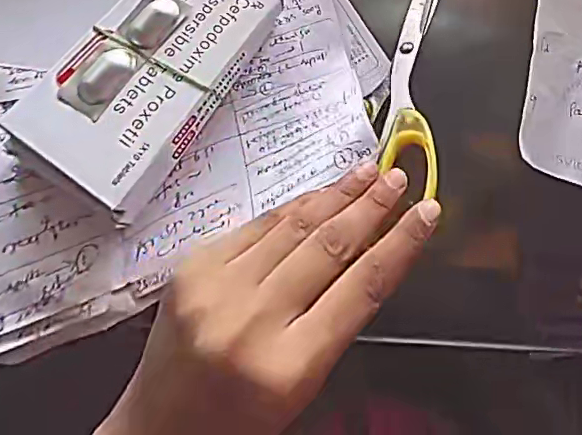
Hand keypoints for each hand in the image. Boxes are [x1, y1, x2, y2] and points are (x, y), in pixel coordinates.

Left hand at [98, 162, 440, 434]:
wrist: (155, 432)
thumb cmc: (239, 419)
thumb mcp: (302, 383)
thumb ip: (337, 318)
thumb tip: (373, 248)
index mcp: (287, 368)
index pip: (362, 288)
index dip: (401, 243)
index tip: (427, 212)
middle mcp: (252, 323)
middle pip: (331, 246)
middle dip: (373, 205)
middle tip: (398, 179)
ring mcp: (218, 290)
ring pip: (296, 224)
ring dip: (339, 194)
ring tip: (367, 172)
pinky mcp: (194, 266)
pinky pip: (259, 223)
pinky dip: (296, 205)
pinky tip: (320, 192)